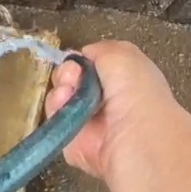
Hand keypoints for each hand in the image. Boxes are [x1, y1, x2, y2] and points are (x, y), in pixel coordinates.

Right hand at [44, 40, 177, 178]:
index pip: (90, 66)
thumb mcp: (123, 54)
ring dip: (60, 89)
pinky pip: (54, 120)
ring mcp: (87, 123)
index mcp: (122, 82)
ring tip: (68, 92)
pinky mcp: (72, 142)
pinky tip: (66, 106)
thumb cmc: (136, 93)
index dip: (81, 60)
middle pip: (69, 80)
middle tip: (73, 76)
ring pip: (59, 98)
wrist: (136, 137)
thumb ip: (99, 50)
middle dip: (66, 73)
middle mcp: (105, 102)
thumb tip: (83, 58)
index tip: (80, 61)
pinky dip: (56, 110)